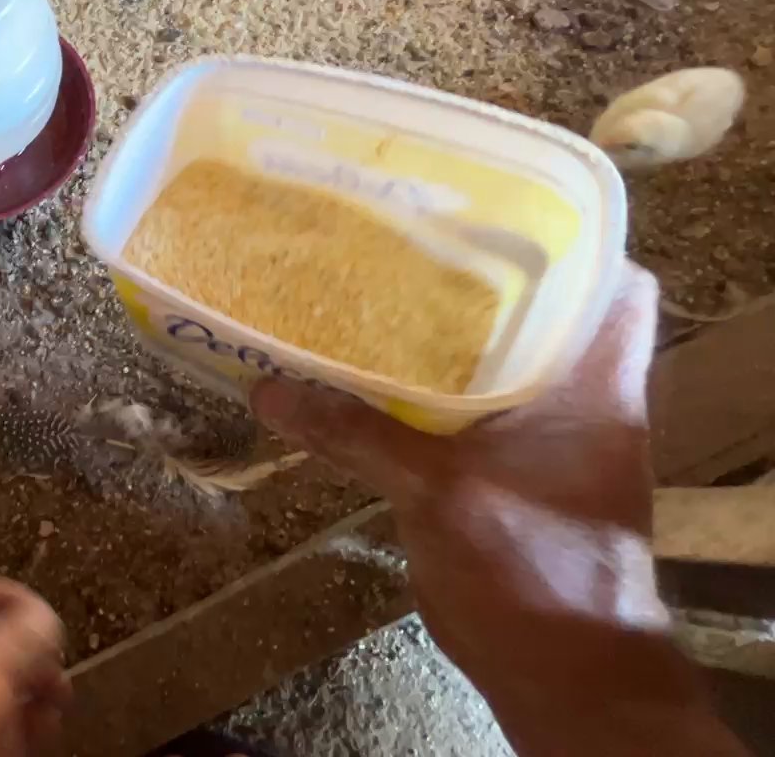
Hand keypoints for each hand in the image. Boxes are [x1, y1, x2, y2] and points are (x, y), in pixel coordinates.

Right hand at [252, 262, 744, 756]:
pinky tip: (335, 364)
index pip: (608, 286)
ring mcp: (519, 429)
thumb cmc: (531, 570)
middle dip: (460, 269)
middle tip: (385, 234)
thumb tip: (264, 388)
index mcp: (584, 388)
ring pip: (470, 350)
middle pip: (522, 307)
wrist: (554, 665)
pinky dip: (390, 375)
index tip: (480, 208)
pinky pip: (432, 397)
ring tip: (348, 284)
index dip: (562, 240)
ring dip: (416, 323)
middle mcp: (558, 395)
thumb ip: (354, 434)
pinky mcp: (476, 458)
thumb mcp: (441, 496)